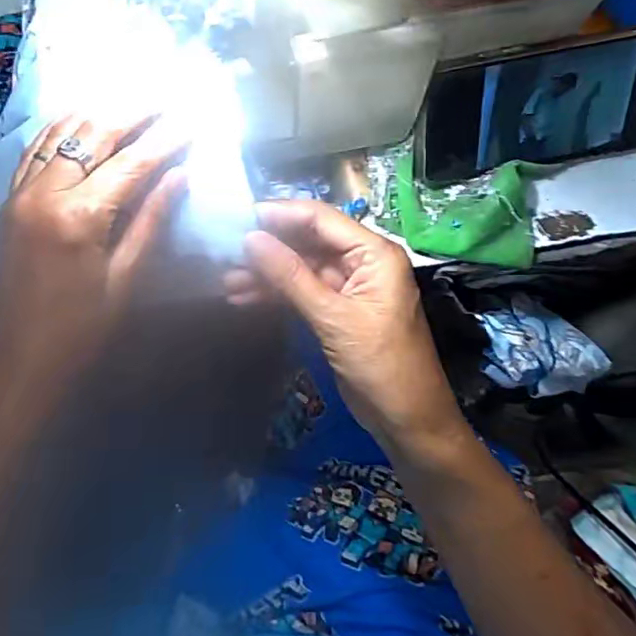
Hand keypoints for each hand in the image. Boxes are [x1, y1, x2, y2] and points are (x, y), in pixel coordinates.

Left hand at [0, 111, 188, 386]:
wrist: (17, 360)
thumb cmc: (80, 331)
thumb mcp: (125, 281)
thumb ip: (151, 221)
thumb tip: (180, 174)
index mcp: (77, 218)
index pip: (130, 164)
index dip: (164, 140)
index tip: (191, 118)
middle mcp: (43, 194)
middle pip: (91, 136)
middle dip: (130, 114)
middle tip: (162, 99)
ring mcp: (19, 194)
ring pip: (58, 135)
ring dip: (95, 115)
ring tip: (128, 102)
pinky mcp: (8, 202)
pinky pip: (33, 152)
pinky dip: (58, 131)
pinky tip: (79, 119)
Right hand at [225, 200, 465, 448]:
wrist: (408, 421)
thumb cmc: (381, 365)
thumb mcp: (333, 318)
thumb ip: (290, 276)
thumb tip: (250, 239)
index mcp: (373, 253)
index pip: (320, 219)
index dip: (280, 214)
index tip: (239, 217)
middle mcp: (362, 262)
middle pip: (307, 241)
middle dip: (268, 247)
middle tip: (227, 252)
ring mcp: (348, 287)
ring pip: (300, 267)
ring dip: (266, 273)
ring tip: (228, 280)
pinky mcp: (337, 310)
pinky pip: (301, 290)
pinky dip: (276, 294)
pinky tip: (244, 297)